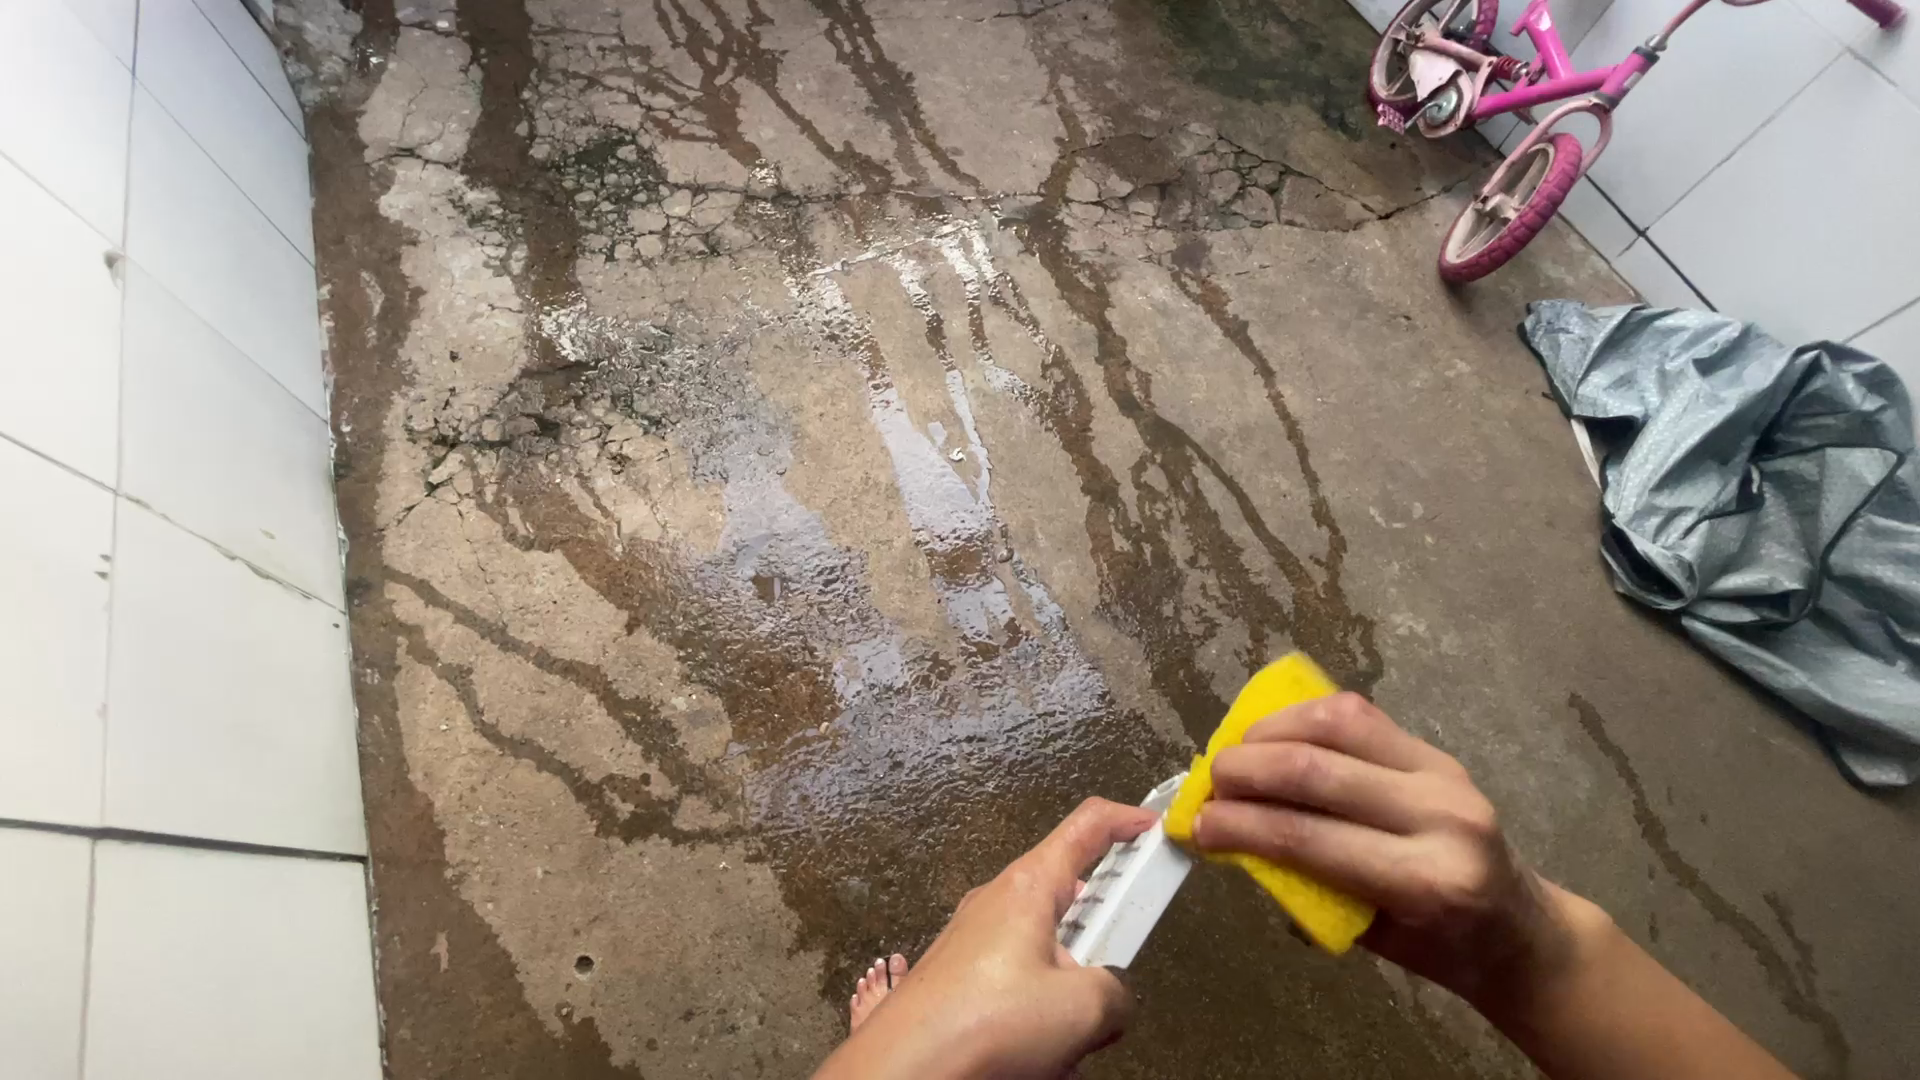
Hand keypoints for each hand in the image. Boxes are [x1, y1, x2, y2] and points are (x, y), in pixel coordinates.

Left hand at [816, 798, 1157, 1079]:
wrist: (904, 1064)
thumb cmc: (987, 1021)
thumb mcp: (1080, 1008)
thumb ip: (1116, 991)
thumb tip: (1112, 994)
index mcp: (1030, 883)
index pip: (1087, 825)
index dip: (1127, 820)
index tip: (1156, 829)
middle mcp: (1000, 897)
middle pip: (1069, 899)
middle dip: (1096, 944)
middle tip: (1103, 989)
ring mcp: (976, 933)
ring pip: (1046, 951)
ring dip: (1065, 994)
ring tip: (1058, 1045)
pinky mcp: (960, 970)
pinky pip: (1018, 980)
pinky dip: (1036, 1012)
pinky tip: (1032, 1057)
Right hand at [1191, 692, 1584, 1006]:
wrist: (1518, 928)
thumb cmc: (1434, 944)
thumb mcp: (1361, 932)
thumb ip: (1299, 878)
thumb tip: (1226, 832)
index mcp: (1426, 880)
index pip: (1308, 838)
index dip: (1239, 826)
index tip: (1196, 827)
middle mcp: (1440, 816)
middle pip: (1314, 770)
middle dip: (1242, 772)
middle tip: (1209, 787)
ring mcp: (1441, 771)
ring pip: (1333, 723)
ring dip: (1266, 732)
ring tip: (1236, 754)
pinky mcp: (1432, 747)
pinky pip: (1353, 712)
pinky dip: (1297, 717)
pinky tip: (1272, 735)